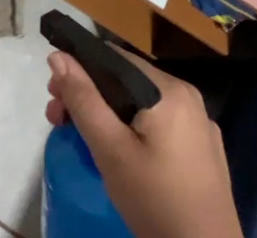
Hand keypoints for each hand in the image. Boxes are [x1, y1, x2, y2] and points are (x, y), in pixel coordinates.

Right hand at [45, 49, 240, 237]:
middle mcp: (187, 96)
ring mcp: (199, 124)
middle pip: (126, 80)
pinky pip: (159, 122)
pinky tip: (120, 153)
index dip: (77, 68)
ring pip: (141, 102)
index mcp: (168, 90)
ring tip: (84, 138)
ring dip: (107, 112)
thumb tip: (59, 56)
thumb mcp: (109, 149)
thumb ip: (83, 99)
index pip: (113, 57)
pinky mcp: (203, 149)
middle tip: (59, 120)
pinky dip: (133, 126)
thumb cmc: (155, 200)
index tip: (53, 95)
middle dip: (89, 94)